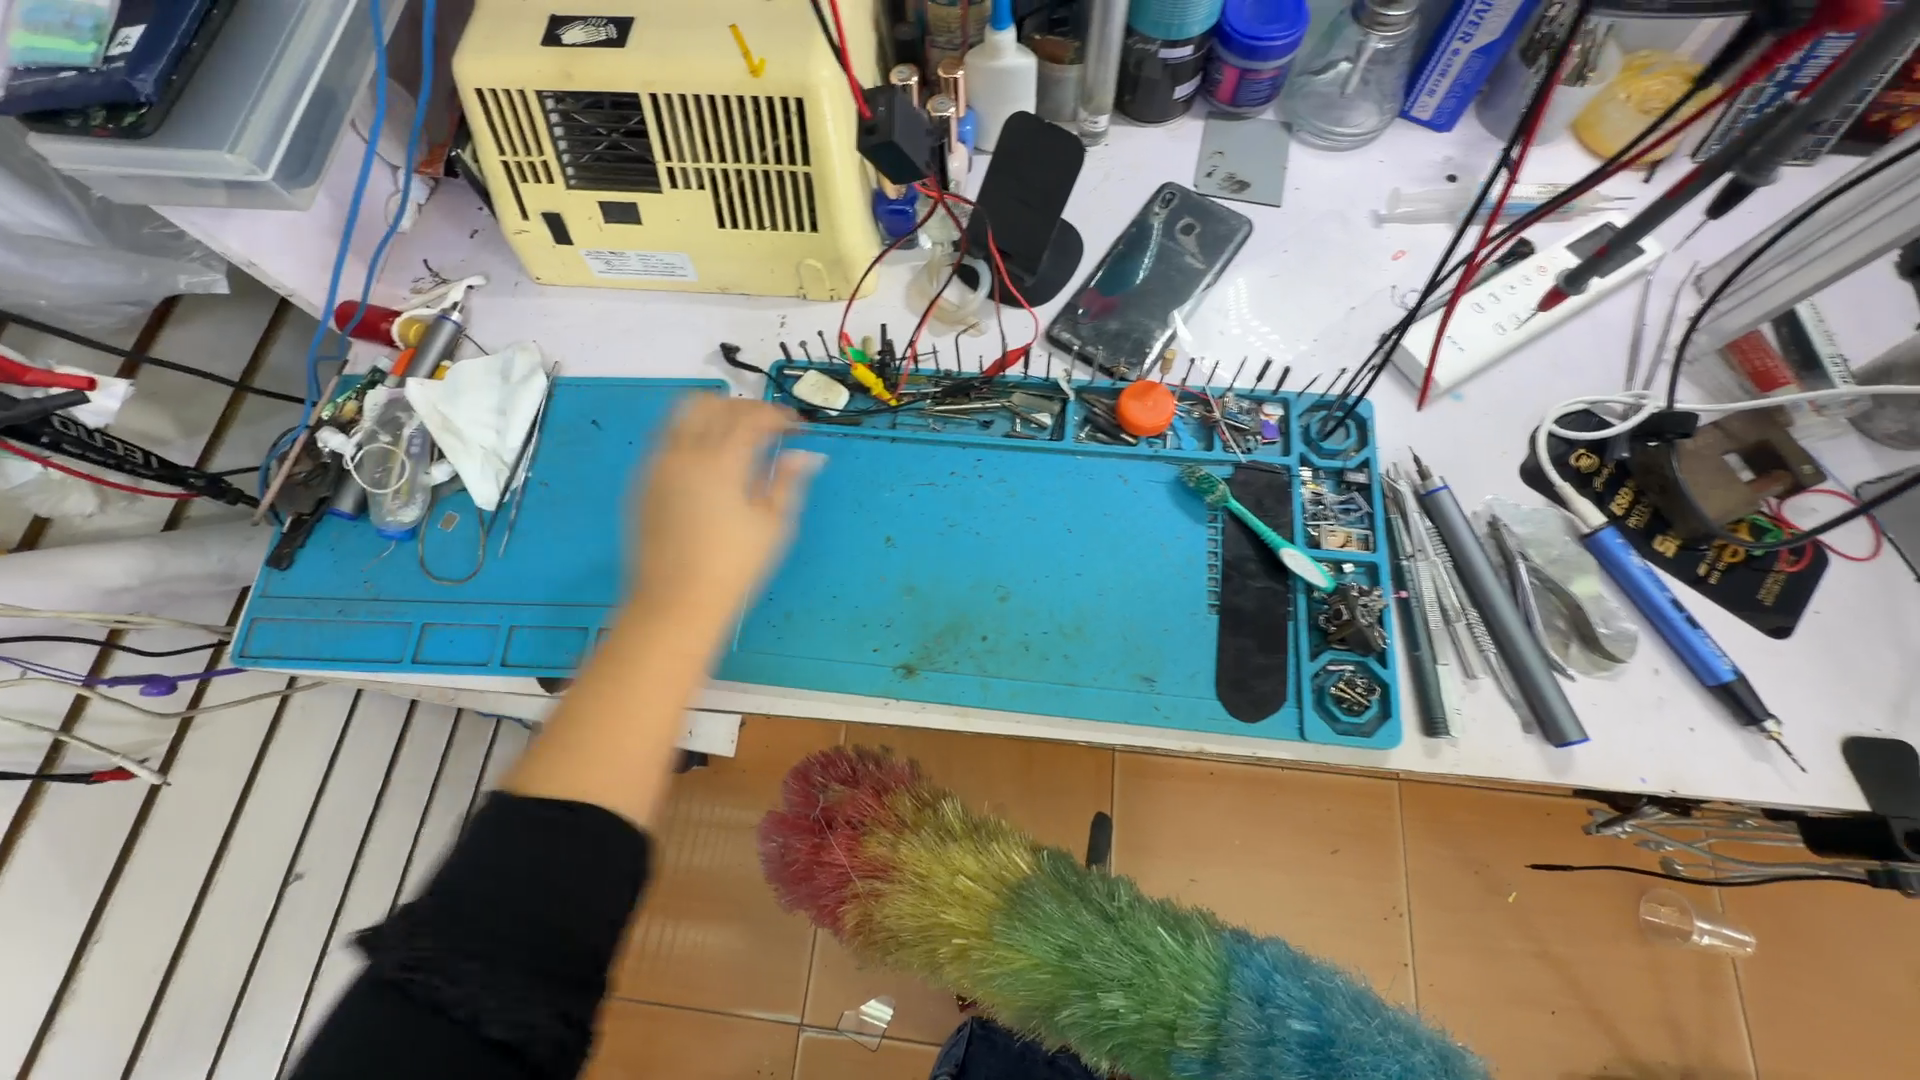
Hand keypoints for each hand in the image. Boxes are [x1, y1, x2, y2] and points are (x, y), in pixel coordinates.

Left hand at [630, 395, 820, 635]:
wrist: (675, 602)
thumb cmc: (733, 567)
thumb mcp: (773, 525)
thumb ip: (787, 481)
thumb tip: (806, 454)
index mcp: (721, 462)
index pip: (751, 417)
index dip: (778, 415)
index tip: (797, 428)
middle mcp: (684, 453)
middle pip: (712, 404)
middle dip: (744, 407)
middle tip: (768, 428)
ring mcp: (658, 465)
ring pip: (682, 414)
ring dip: (714, 415)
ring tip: (738, 438)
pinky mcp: (644, 481)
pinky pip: (667, 438)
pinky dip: (692, 434)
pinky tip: (710, 462)